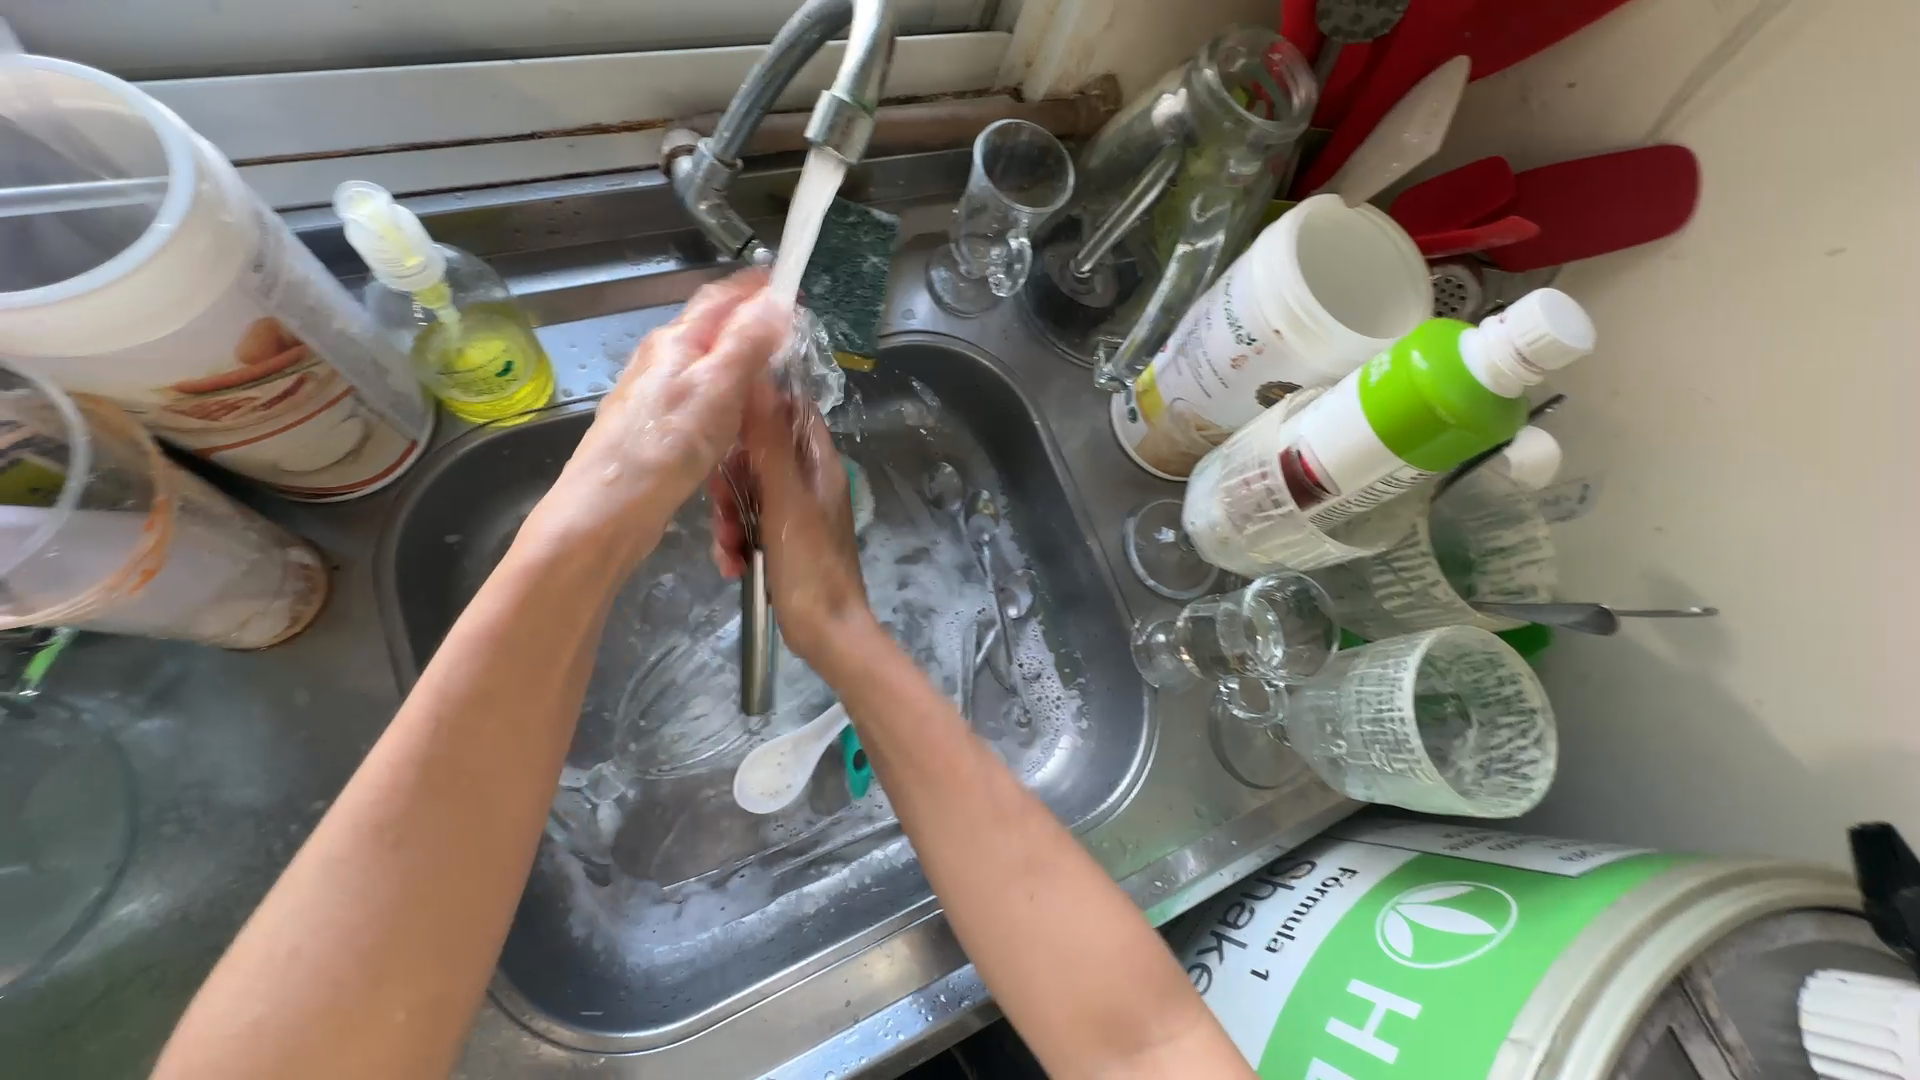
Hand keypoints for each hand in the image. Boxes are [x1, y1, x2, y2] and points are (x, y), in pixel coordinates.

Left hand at [534, 271, 787, 562]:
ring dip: (737, 359)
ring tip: (771, 369)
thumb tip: (776, 300)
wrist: (610, 508)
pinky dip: (726, 395)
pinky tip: (737, 415)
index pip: (719, 298)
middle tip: (789, 330)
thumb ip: (747, 343)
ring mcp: (655, 395)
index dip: (753, 287)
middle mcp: (661, 360)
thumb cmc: (666, 445)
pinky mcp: (656, 430)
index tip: (787, 282)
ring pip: (704, 365)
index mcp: (676, 341)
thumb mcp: (717, 387)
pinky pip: (699, 398)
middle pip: (709, 328)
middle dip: (748, 321)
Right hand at [710, 381, 873, 664]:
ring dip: (728, 519)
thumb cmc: (811, 566)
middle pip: (757, 456)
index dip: (757, 411)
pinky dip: (734, 543)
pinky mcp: (779, 542)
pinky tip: (731, 565)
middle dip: (731, 480)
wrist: (825, 633)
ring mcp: (793, 514)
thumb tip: (759, 380)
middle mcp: (807, 483)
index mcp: (819, 465)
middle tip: (720, 503)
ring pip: (746, 494)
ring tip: (728, 546)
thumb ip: (770, 442)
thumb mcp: (785, 500)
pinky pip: (747, 527)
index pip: (791, 413)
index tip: (722, 421)